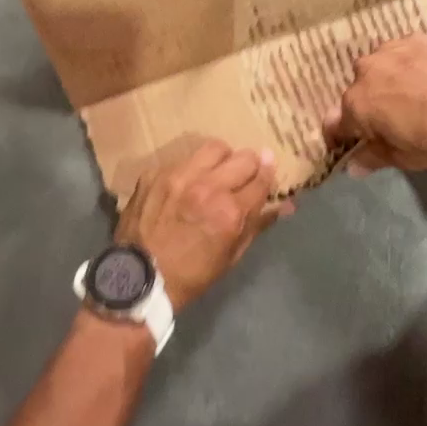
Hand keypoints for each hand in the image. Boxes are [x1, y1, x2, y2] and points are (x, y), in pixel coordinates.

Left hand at [114, 140, 291, 310]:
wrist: (139, 277)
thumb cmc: (191, 275)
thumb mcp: (231, 256)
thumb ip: (258, 224)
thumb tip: (287, 206)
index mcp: (230, 212)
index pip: (262, 179)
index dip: (269, 174)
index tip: (270, 168)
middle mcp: (207, 186)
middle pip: (243, 157)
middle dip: (250, 165)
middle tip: (245, 174)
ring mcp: (179, 175)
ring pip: (214, 148)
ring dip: (222, 158)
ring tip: (217, 171)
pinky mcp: (156, 172)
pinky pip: (183, 159)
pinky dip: (191, 169)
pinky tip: (186, 184)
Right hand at [325, 34, 426, 172]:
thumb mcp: (406, 158)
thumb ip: (374, 158)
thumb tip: (353, 167)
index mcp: (356, 105)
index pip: (335, 123)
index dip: (342, 136)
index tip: (353, 143)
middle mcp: (364, 72)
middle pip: (358, 93)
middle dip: (369, 107)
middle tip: (394, 121)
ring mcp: (390, 50)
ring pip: (379, 69)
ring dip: (387, 82)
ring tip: (415, 97)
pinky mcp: (415, 38)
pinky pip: (402, 54)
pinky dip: (410, 65)